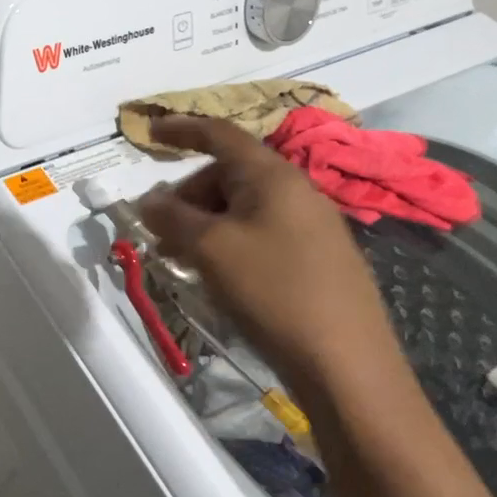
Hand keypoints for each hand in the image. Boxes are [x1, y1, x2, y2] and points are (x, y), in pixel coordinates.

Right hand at [137, 115, 399, 390]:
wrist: (348, 367)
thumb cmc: (273, 292)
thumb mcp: (209, 248)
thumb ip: (171, 216)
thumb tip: (150, 201)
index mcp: (273, 177)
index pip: (220, 134)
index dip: (181, 129)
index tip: (147, 132)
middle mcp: (297, 192)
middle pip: (228, 174)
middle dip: (187, 196)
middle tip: (160, 230)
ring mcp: (313, 227)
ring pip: (243, 208)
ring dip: (204, 224)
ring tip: (182, 258)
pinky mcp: (320, 261)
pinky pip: (262, 233)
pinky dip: (230, 243)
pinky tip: (218, 276)